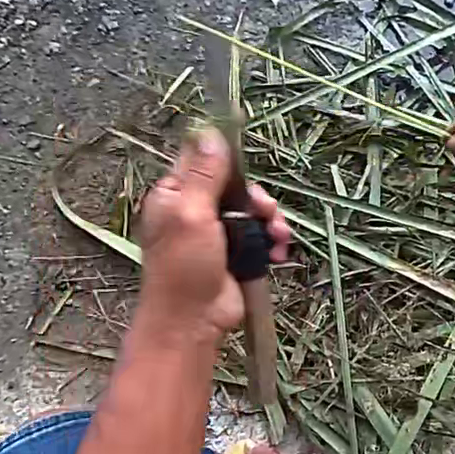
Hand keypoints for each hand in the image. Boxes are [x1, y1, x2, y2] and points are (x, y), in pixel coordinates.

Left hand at [135, 124, 290, 342]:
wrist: (193, 321)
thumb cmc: (183, 268)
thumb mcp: (191, 214)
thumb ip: (204, 174)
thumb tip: (211, 133)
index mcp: (175, 195)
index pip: (200, 159)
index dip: (224, 154)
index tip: (248, 152)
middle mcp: (196, 210)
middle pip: (235, 186)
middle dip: (256, 197)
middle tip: (265, 210)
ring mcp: (218, 234)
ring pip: (253, 212)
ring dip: (270, 221)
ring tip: (278, 236)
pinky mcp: (237, 255)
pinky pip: (261, 237)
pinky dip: (273, 242)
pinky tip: (279, 252)